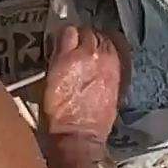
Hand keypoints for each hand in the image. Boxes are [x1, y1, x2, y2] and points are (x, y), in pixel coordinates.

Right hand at [38, 26, 128, 152]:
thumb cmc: (57, 114)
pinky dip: (112, 50)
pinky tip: (105, 56)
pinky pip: (119, 51)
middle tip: (76, 45)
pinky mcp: (120, 74)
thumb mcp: (47, 81)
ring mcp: (108, 64)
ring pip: (106, 38)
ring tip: (91, 49)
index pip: (68, 31)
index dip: (64, 36)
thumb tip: (61, 48)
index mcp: (66, 57)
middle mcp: (90, 56)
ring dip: (98, 41)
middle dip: (81, 36)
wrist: (78, 136)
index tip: (61, 41)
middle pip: (89, 31)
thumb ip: (56, 59)